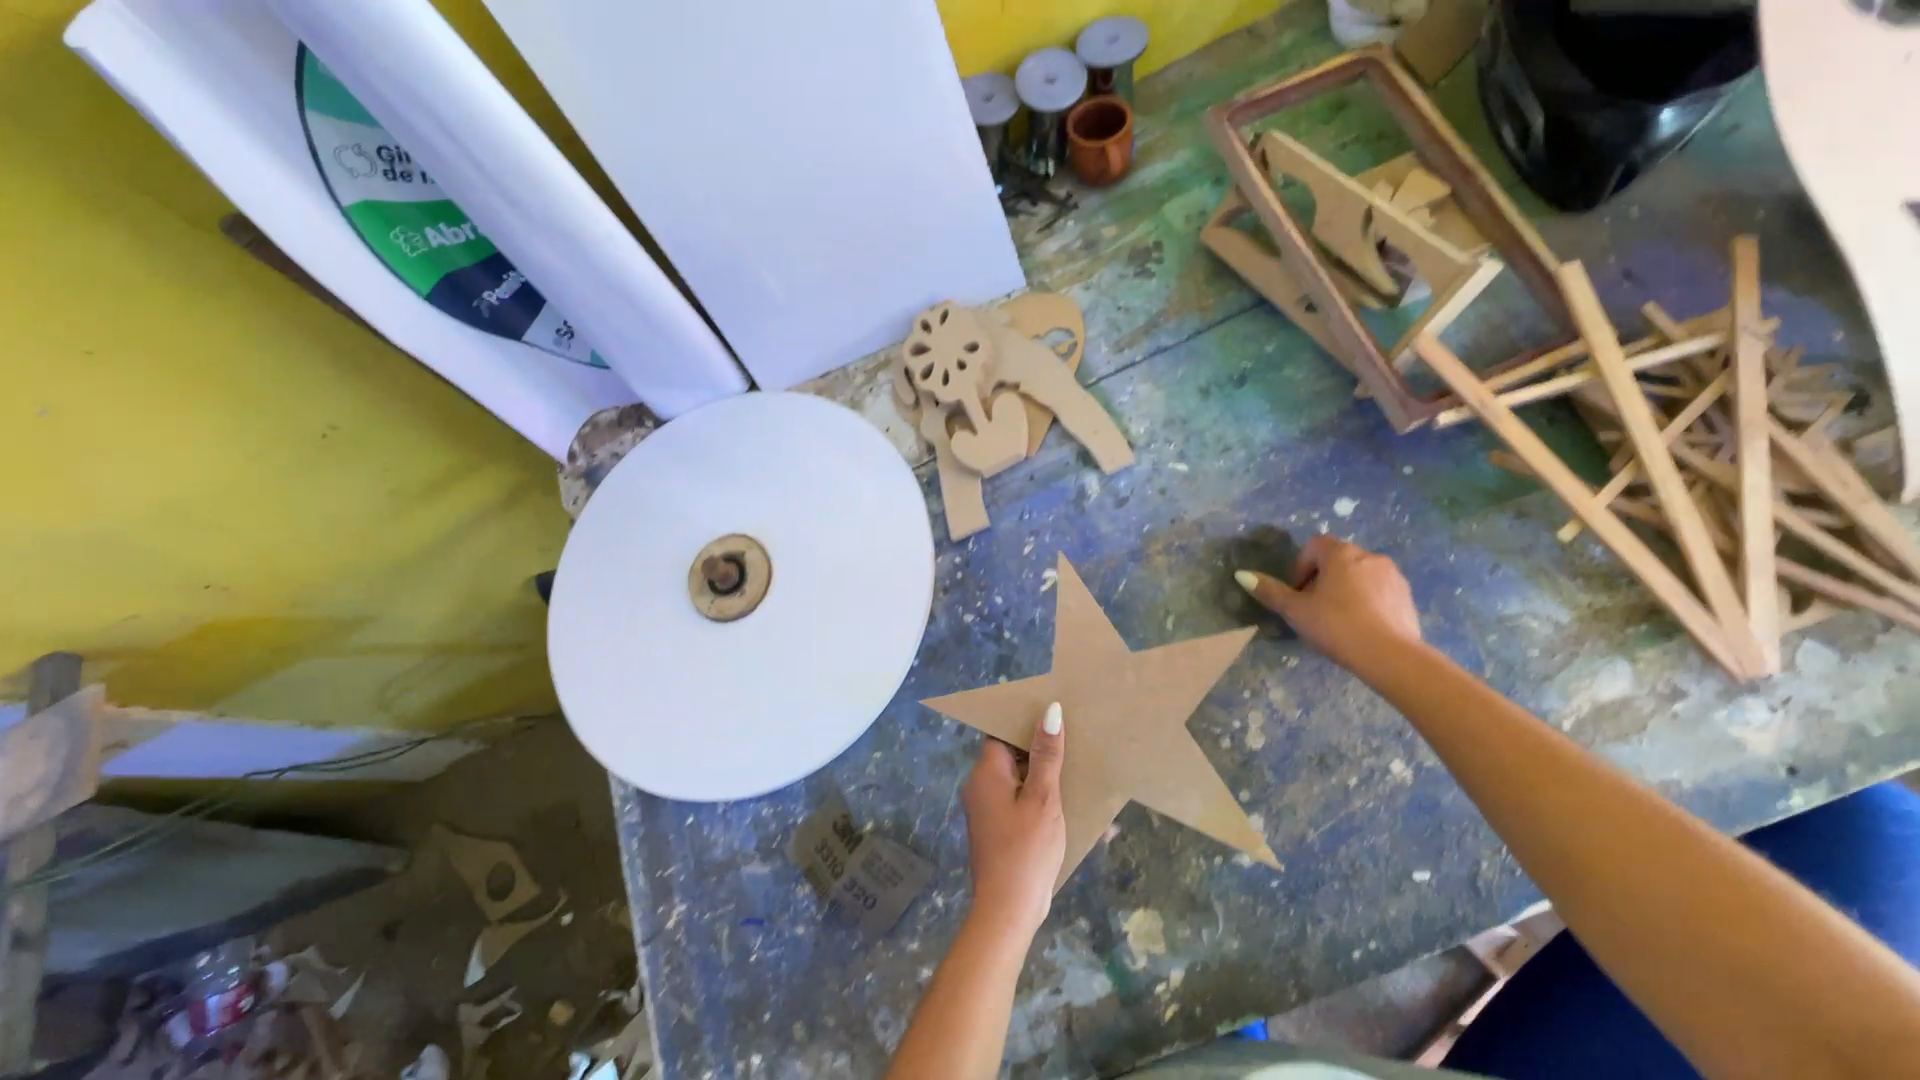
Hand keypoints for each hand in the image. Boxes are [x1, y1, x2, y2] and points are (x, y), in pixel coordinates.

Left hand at [960, 703, 1066, 938]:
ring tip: (1080, 764)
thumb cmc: (1026, 849)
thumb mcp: (1043, 798)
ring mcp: (988, 810)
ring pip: (1017, 779)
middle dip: (1040, 748)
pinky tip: (1072, 802)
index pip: (1001, 732)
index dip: (1025, 722)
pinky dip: (1041, 799)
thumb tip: (1049, 711)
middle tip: (1076, 736)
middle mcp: (980, 787)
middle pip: (1010, 755)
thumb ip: (1046, 755)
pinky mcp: (999, 830)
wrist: (1008, 909)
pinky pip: (1020, 802)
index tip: (1055, 714)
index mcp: (986, 773)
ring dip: (1044, 775)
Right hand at [1235, 535, 1421, 670]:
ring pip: (1360, 574)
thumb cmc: (1336, 626)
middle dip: (1323, 578)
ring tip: (1338, 619)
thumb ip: (1270, 591)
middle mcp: (1369, 556)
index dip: (1301, 565)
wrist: (1390, 655)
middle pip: (1338, 558)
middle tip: (1314, 607)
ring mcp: (1392, 575)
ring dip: (1346, 588)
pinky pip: (1380, 590)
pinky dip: (1368, 600)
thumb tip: (1241, 574)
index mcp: (1340, 554)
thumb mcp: (1295, 611)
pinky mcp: (1406, 595)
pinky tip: (1362, 626)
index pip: (1314, 545)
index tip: (1297, 592)